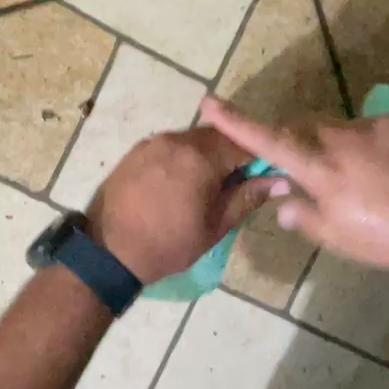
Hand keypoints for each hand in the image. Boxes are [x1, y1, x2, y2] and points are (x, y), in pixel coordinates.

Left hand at [86, 126, 278, 281]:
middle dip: (233, 154)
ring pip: (194, 139)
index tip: (267, 174)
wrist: (108, 252)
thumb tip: (280, 181)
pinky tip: (184, 183)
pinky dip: (185, 158)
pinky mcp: (137, 150)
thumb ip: (247, 198)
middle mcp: (177, 140)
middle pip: (219, 136)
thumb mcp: (215, 227)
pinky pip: (172, 146)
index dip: (260, 157)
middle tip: (238, 182)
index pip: (245, 143)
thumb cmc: (168, 245)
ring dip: (209, 156)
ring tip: (210, 185)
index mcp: (200, 157)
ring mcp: (153, 142)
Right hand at [198, 96, 388, 273]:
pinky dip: (384, 146)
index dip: (236, 122)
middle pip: (309, 128)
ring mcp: (382, 123)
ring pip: (350, 130)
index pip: (268, 140)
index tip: (209, 103)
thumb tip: (285, 203)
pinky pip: (386, 128)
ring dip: (349, 149)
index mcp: (321, 167)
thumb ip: (305, 216)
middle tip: (316, 171)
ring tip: (376, 182)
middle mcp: (345, 136)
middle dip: (303, 142)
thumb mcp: (340, 239)